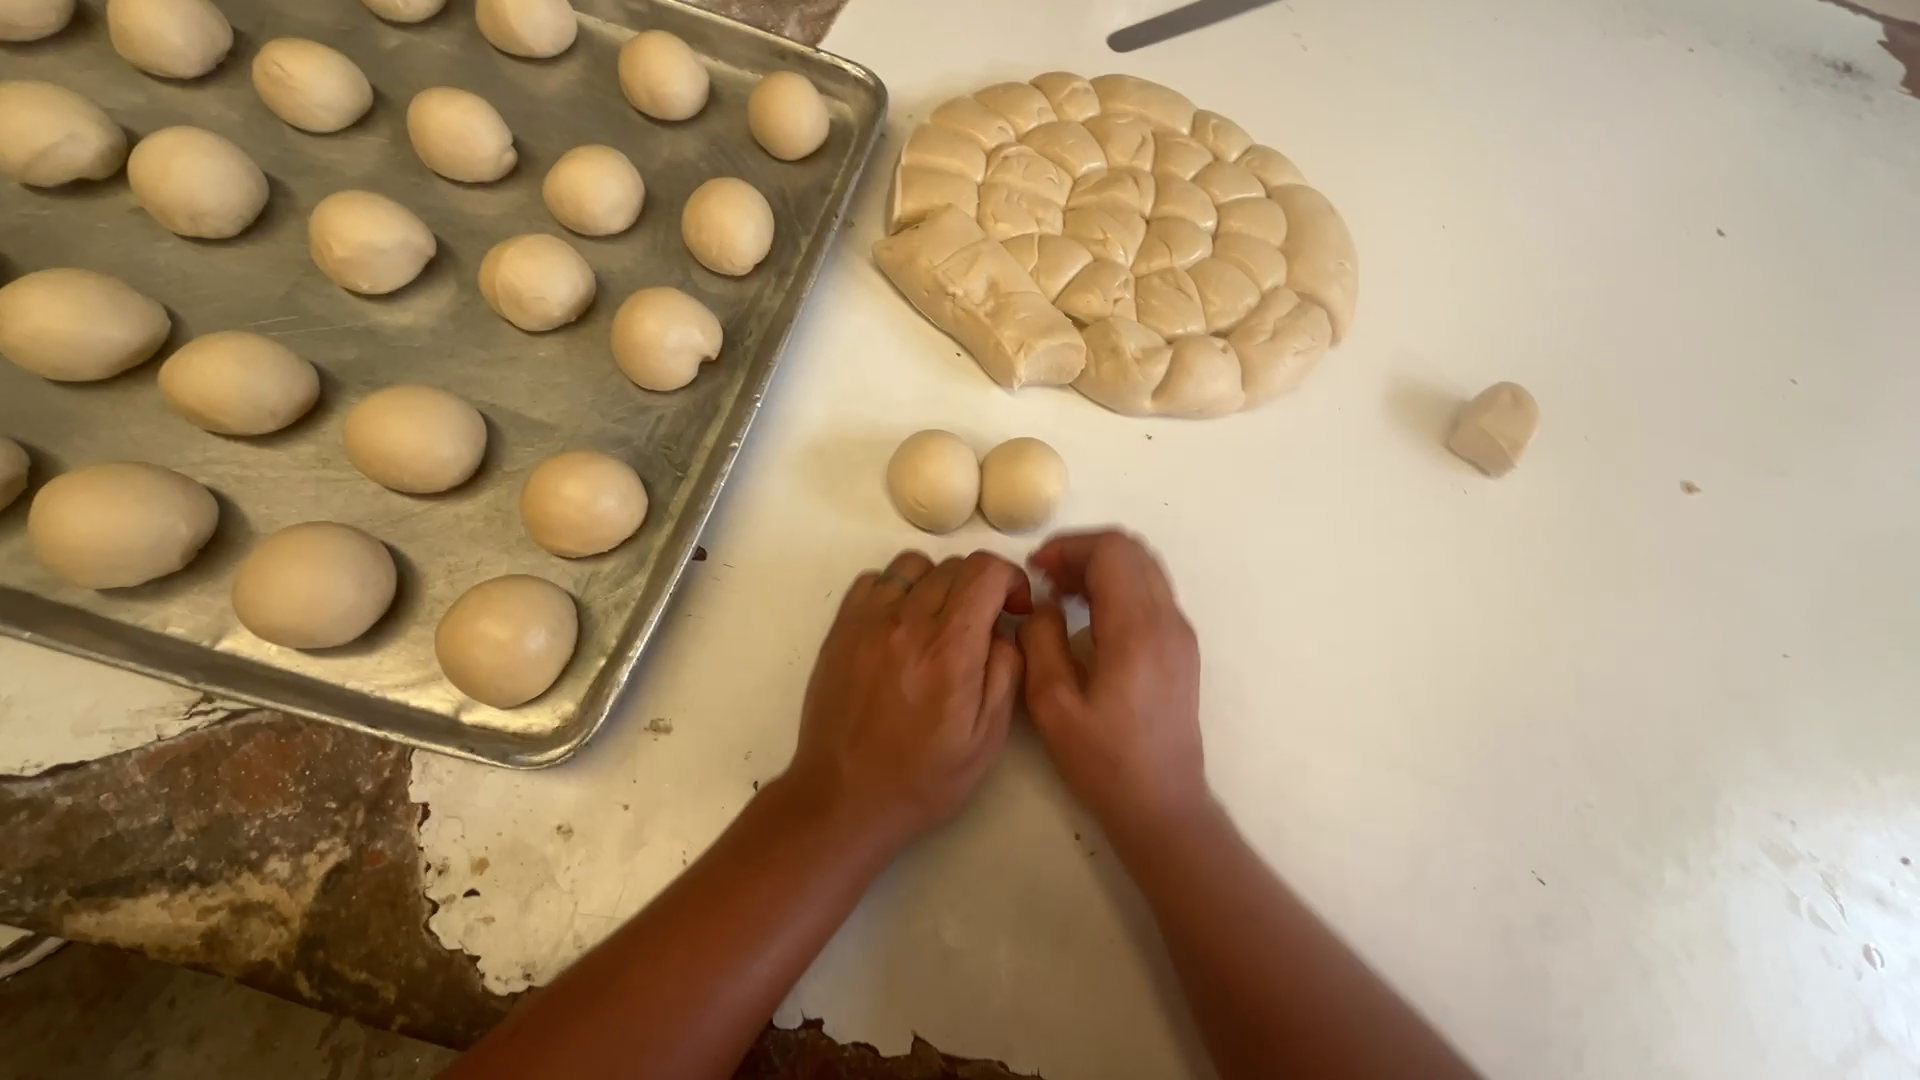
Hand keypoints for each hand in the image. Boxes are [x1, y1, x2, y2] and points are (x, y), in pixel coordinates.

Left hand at [786, 550, 1032, 847]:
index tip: (1014, 609)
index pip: (986, 571)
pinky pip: (874, 580)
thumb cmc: (923, 777)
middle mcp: (907, 622)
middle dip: (980, 586)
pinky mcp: (841, 629)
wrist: (844, 798)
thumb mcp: (986, 738)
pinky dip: (897, 589)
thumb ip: (1006, 671)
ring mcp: (868, 621)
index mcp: (950, 649)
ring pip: (914, 565)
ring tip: (940, 621)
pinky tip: (902, 624)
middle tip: (983, 624)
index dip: (1011, 580)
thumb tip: (1005, 628)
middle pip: (954, 566)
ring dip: (938, 583)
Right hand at [1019, 530, 1206, 827]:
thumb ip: (1041, 641)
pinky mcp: (1182, 648)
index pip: (1111, 551)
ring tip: (1062, 595)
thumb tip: (1043, 605)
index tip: (1035, 570)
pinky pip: (1151, 593)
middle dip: (1083, 552)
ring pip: (1144, 568)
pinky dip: (1118, 587)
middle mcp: (1168, 621)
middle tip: (1045, 579)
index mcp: (1137, 630)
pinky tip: (1088, 617)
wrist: (1161, 804)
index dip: (1068, 547)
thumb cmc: (1103, 760)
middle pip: (1131, 550)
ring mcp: (1181, 634)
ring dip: (1101, 568)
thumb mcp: (1052, 704)